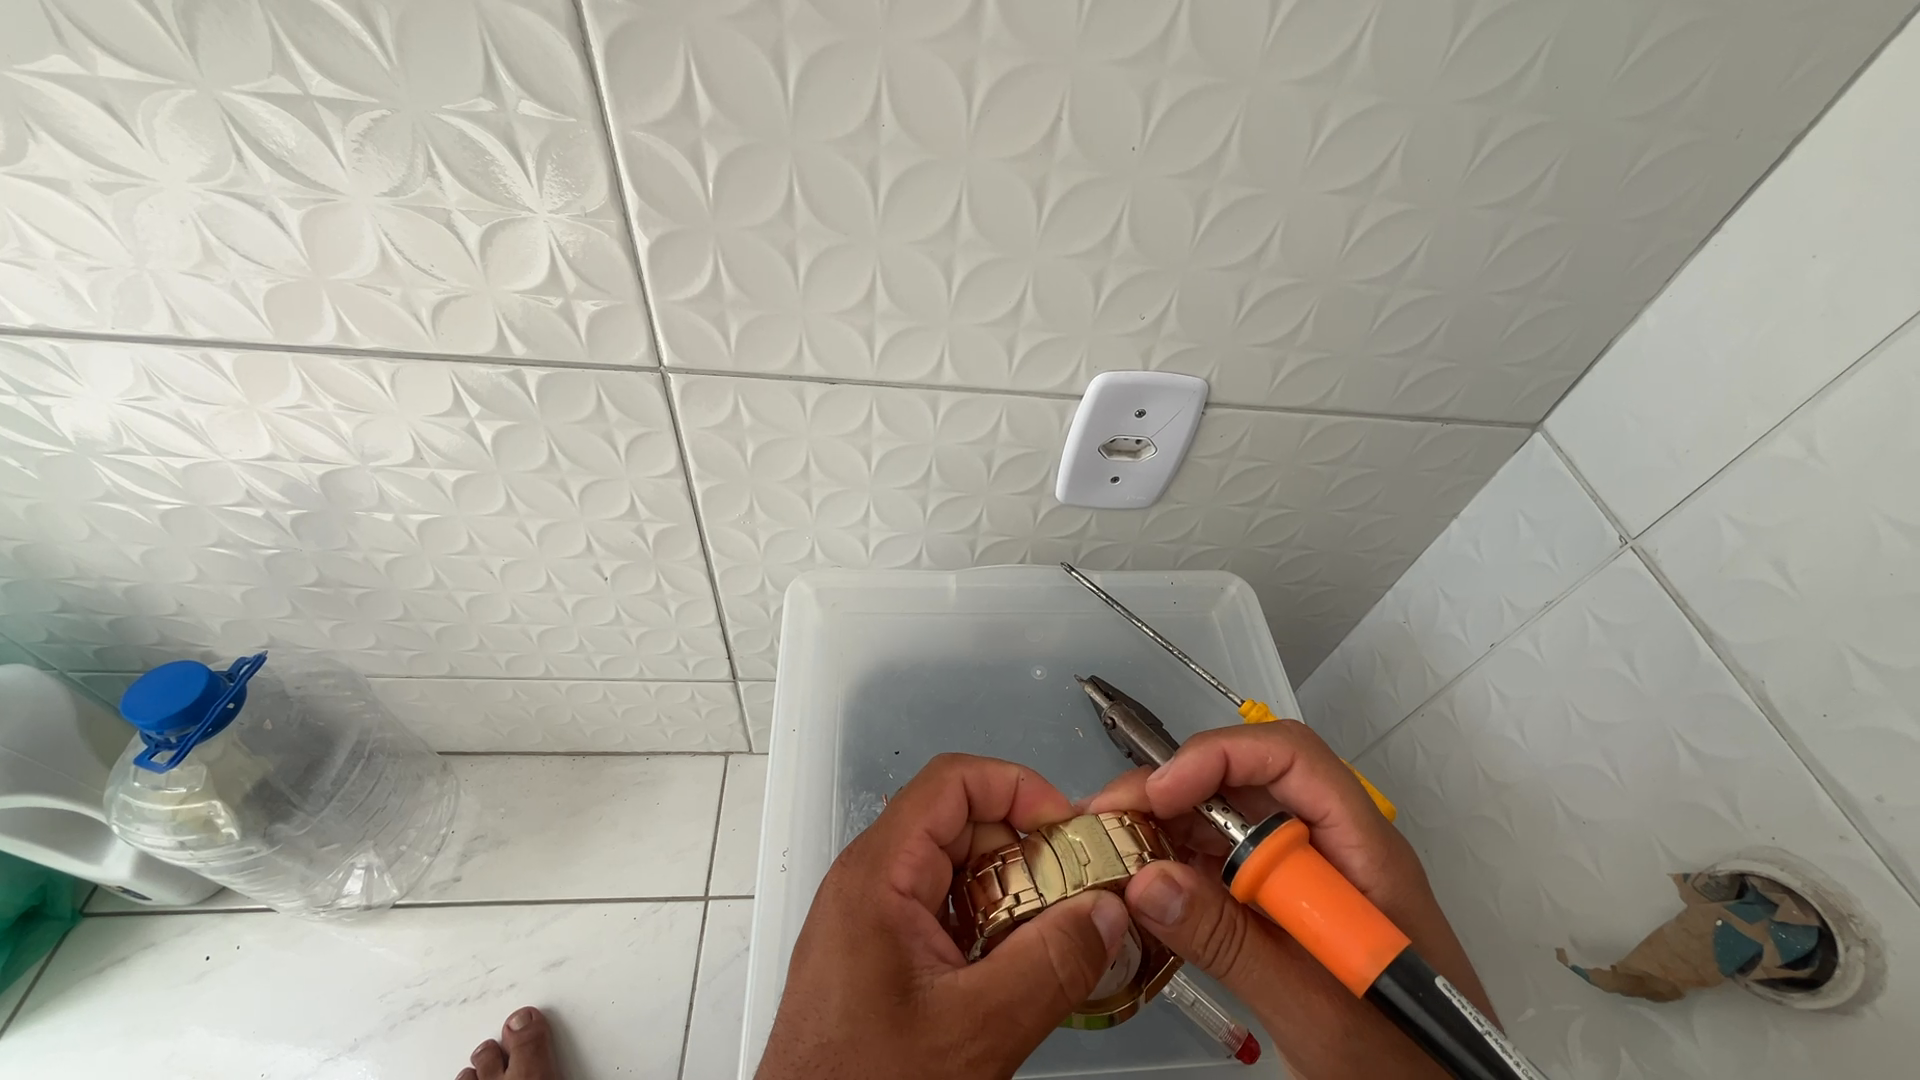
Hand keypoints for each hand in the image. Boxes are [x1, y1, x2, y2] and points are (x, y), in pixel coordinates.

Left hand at [757, 753, 1131, 1079]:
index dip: (1017, 787)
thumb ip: (1050, 964)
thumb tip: (1109, 909)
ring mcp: (873, 913)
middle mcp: (872, 878)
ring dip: (1012, 893)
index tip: (1068, 831)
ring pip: (957, 868)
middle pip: (960, 823)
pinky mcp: (880, 948)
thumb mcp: (975, 1027)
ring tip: (1055, 935)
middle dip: (1026, 849)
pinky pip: (945, 909)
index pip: (952, 781)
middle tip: (1077, 893)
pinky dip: (989, 924)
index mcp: (880, 871)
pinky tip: (1017, 966)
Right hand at [1087, 719, 1495, 1079]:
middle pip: (1244, 779)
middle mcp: (1326, 842)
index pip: (1291, 760)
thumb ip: (1232, 945)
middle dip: (1171, 788)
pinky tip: (1140, 886)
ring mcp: (1299, 871)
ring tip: (1110, 848)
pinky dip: (1174, 865)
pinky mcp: (1276, 900)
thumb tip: (1143, 881)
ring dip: (1164, 824)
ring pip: (1222, 816)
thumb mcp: (1314, 1009)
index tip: (1159, 795)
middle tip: (1105, 817)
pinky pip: (1217, 860)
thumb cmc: (1401, 1060)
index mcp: (1360, 848)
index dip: (1220, 758)